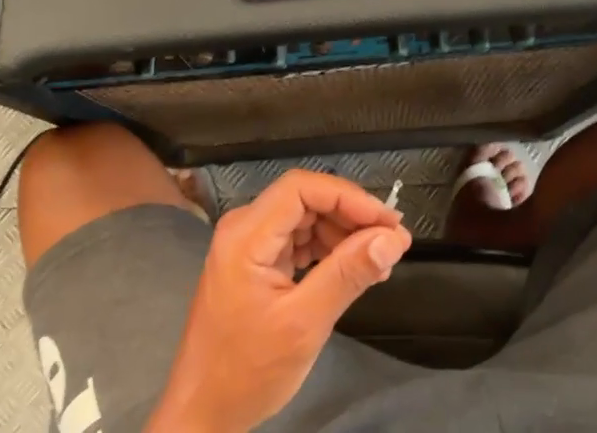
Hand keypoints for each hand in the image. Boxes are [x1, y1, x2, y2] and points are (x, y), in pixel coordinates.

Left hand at [146, 171, 411, 432]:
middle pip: (304, 200)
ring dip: (342, 234)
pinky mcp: (254, 264)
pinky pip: (295, 242)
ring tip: (379, 262)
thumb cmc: (248, 368)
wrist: (203, 409)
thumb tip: (392, 238)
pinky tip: (353, 270)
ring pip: (303, 219)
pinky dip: (326, 251)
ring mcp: (247, 246)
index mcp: (246, 234)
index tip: (388, 223)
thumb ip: (348, 274)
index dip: (349, 197)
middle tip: (392, 243)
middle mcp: (243, 228)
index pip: (302, 188)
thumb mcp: (304, 323)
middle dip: (350, 216)